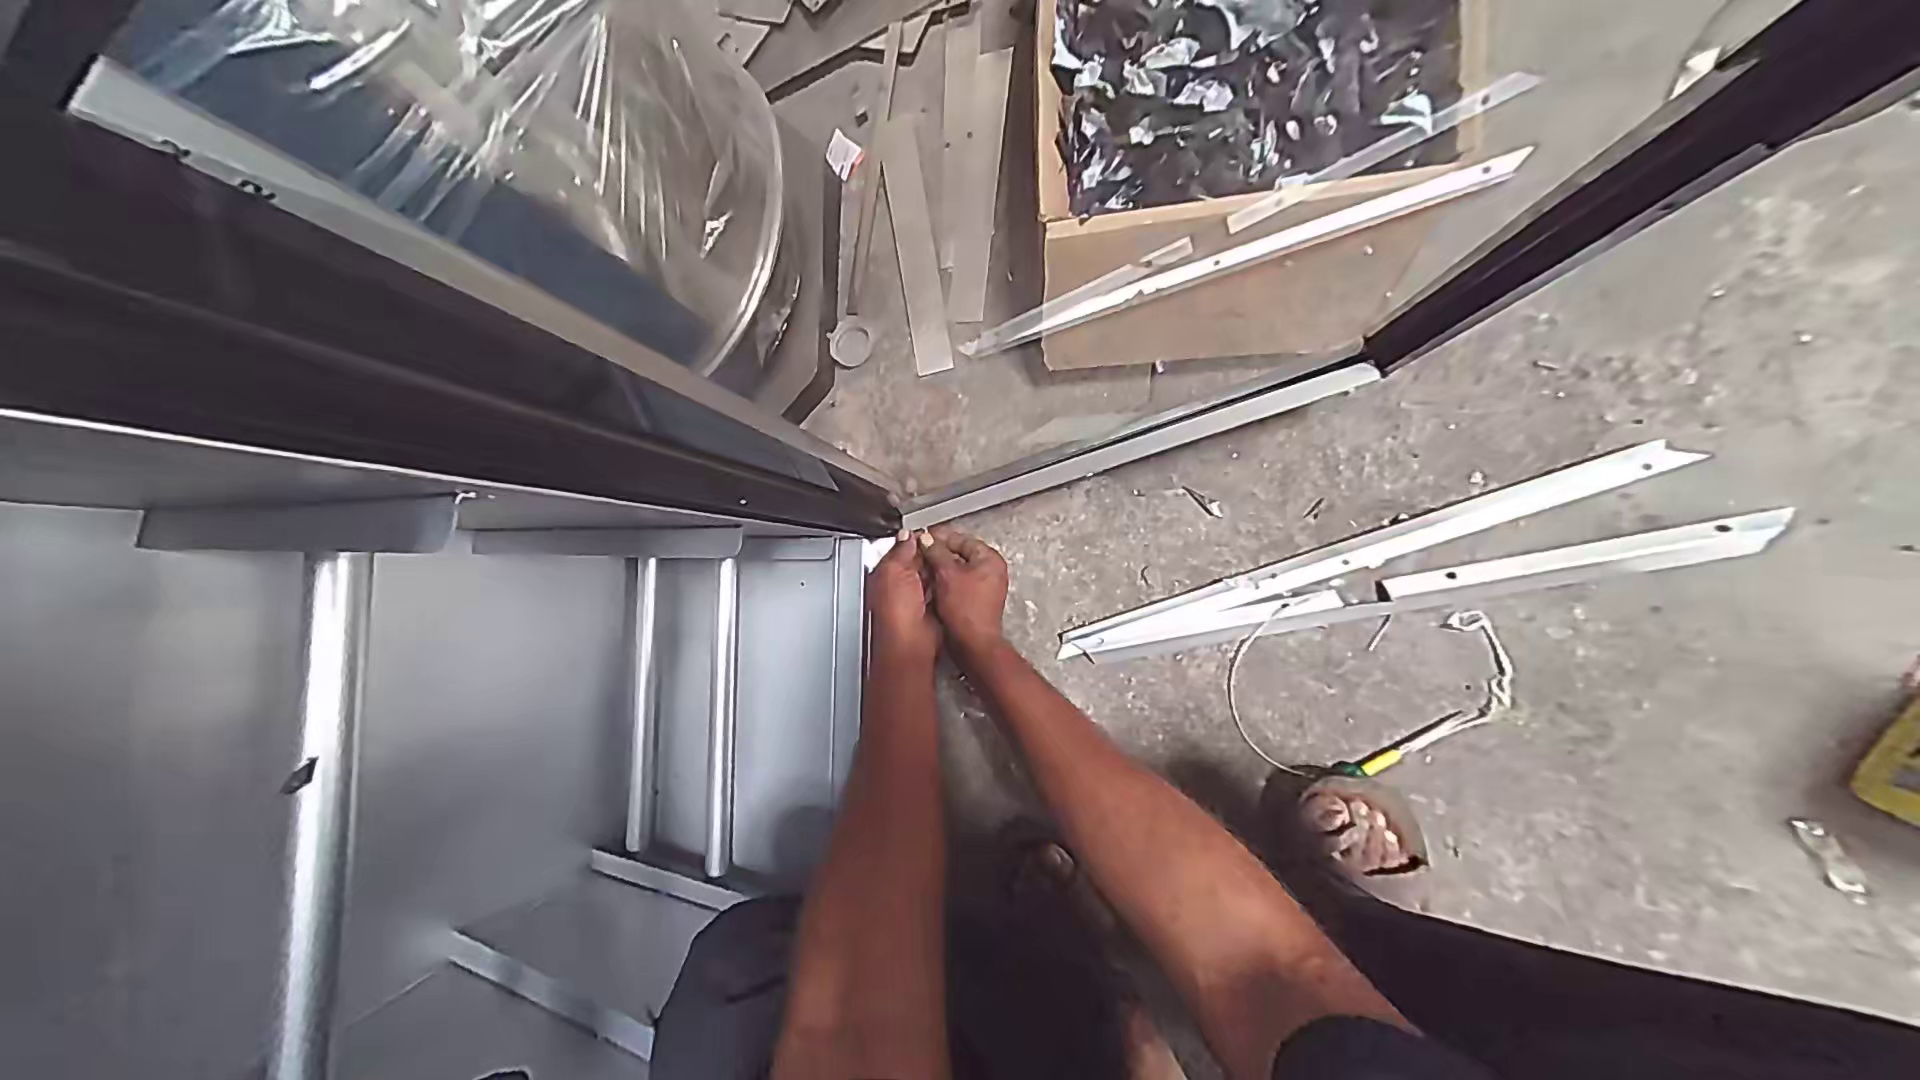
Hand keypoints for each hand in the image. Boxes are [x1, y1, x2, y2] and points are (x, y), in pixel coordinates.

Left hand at [868, 529, 939, 663]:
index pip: (900, 552)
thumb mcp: (895, 571)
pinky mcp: (929, 610)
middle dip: (928, 555)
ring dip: (937, 570)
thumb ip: (901, 552)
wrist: (911, 642)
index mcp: (885, 576)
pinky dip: (944, 585)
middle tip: (940, 546)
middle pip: (916, 563)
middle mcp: (898, 588)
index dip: (913, 542)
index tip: (926, 534)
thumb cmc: (896, 614)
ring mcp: (914, 600)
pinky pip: (939, 591)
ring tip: (947, 561)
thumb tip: (905, 536)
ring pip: (928, 576)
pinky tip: (949, 581)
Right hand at [918, 525, 1008, 659]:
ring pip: (957, 570)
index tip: (924, 536)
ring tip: (922, 565)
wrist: (972, 643)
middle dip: (939, 552)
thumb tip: (927, 539)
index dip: (941, 536)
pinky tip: (929, 582)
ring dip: (940, 567)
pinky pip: (957, 584)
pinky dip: (944, 581)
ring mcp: (984, 587)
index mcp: (990, 560)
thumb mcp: (947, 574)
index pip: (963, 539)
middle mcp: (991, 571)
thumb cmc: (966, 610)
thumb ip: (936, 552)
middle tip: (920, 550)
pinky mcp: (975, 600)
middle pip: (960, 554)